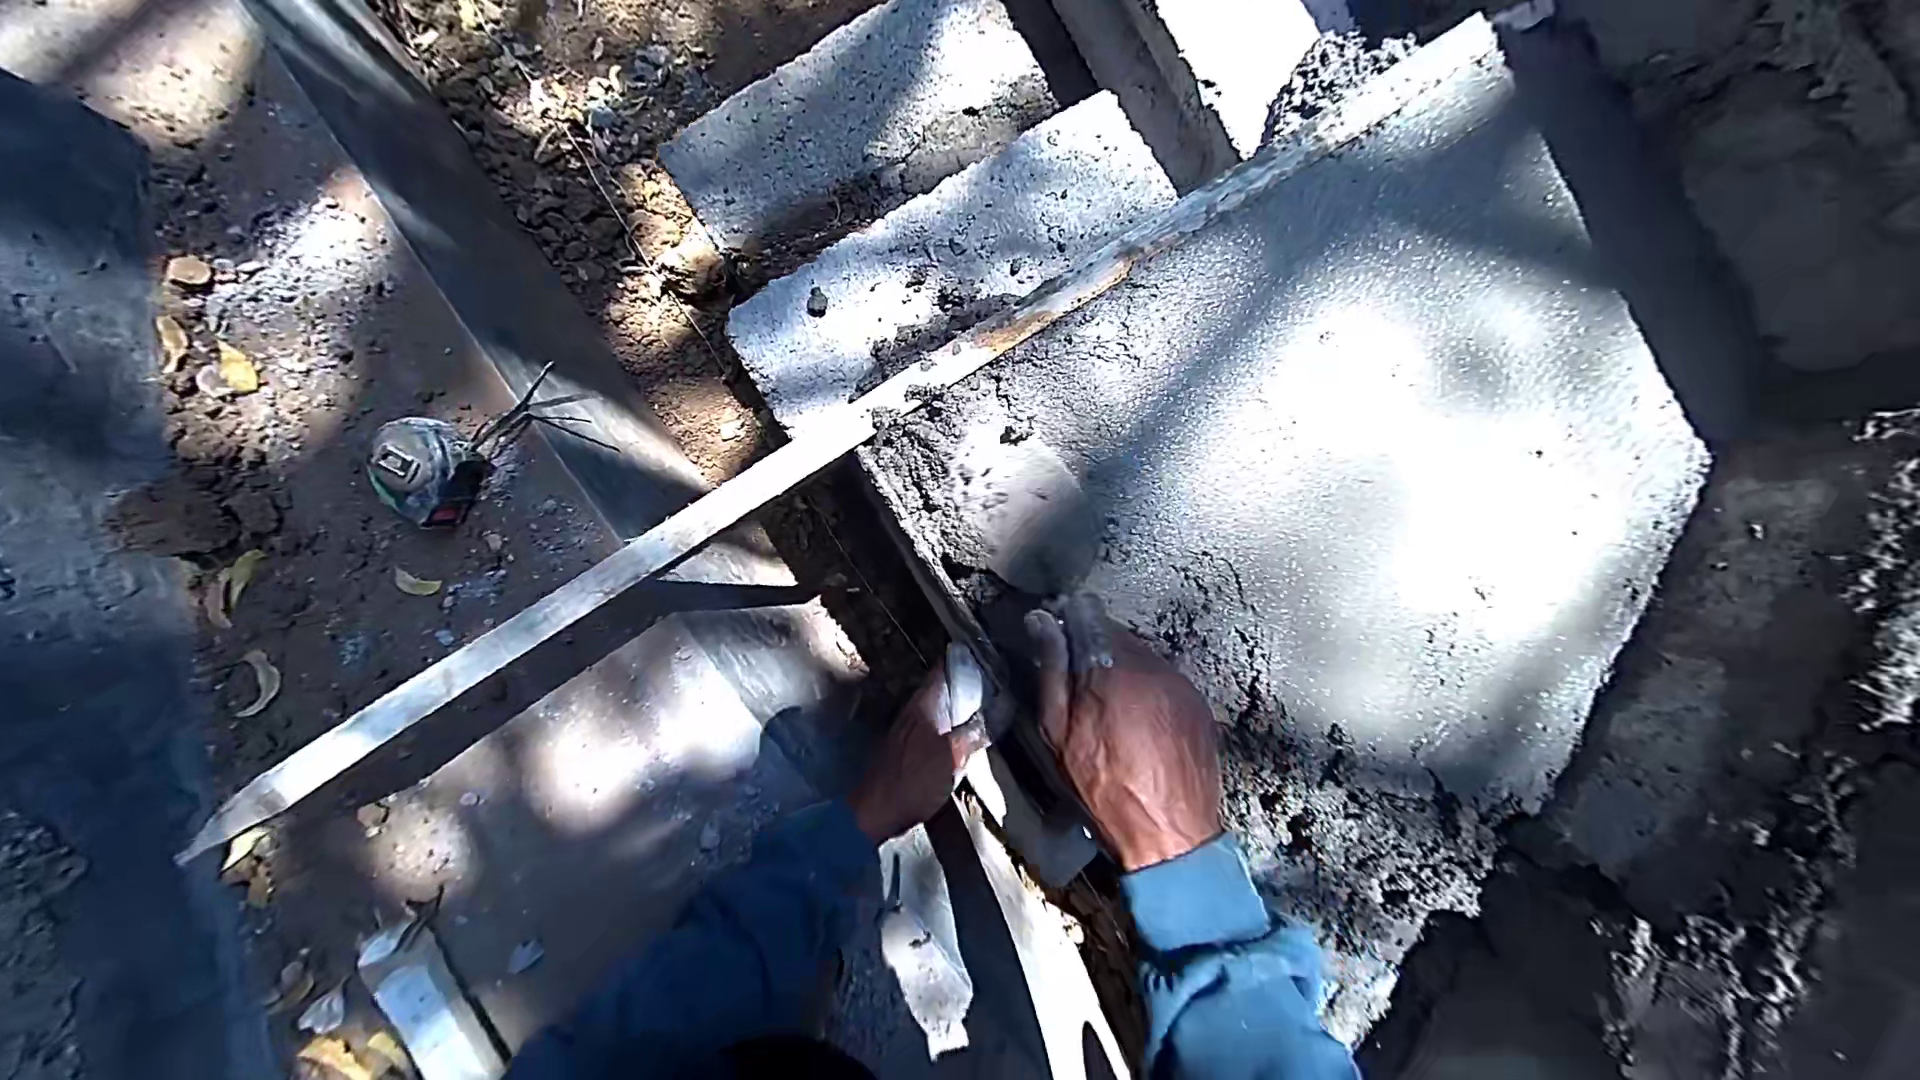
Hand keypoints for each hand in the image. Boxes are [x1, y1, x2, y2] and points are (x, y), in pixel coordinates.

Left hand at [847, 659, 988, 843]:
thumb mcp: (952, 756)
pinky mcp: (914, 744)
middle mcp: (918, 707)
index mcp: (926, 702)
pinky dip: (959, 721)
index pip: (947, 665)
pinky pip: (942, 721)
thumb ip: (974, 731)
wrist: (877, 812)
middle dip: (974, 680)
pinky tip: (974, 731)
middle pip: (949, 683)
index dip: (970, 657)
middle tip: (1003, 681)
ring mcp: (914, 725)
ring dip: (967, 701)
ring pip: (946, 702)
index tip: (995, 655)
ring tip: (995, 704)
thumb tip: (997, 711)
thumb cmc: (913, 781)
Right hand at [1028, 596, 1221, 870]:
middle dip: (1094, 644)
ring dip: (1121, 664)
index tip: (1058, 626)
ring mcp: (1178, 681)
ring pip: (1140, 652)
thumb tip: (1042, 621)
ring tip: (1109, 705)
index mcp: (1109, 666)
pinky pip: (1164, 676)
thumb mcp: (1057, 729)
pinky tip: (1137, 718)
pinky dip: (1146, 685)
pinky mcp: (1197, 700)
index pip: (1087, 612)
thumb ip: (1051, 667)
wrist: (1170, 830)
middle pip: (1115, 631)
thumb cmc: (1102, 784)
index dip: (1068, 616)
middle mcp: (1149, 664)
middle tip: (1079, 679)